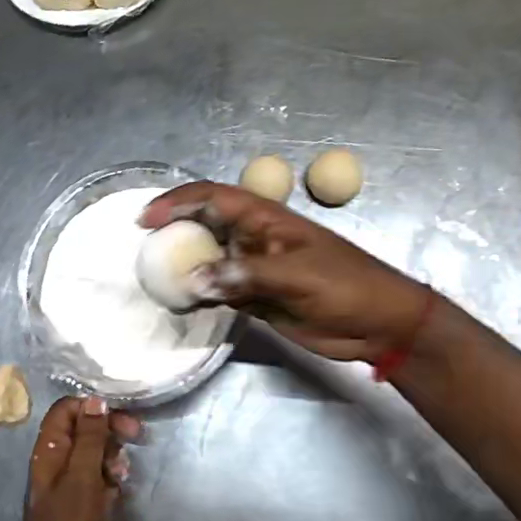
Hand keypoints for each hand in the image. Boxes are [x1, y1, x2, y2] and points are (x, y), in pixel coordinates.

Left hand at [6, 396, 140, 520]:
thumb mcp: (83, 479)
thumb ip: (88, 437)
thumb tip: (94, 398)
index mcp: (47, 455)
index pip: (66, 410)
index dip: (92, 406)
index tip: (121, 414)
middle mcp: (55, 467)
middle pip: (83, 429)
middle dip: (109, 430)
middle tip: (136, 435)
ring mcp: (69, 489)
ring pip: (94, 455)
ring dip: (112, 457)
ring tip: (123, 475)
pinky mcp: (83, 510)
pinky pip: (99, 481)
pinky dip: (112, 480)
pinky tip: (121, 492)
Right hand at [140, 181, 432, 362]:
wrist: (379, 323)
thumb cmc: (346, 285)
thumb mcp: (298, 275)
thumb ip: (246, 275)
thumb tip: (195, 279)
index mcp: (266, 219)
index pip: (214, 197)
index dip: (179, 201)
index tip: (147, 218)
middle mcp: (254, 237)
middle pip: (206, 224)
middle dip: (174, 230)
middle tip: (141, 249)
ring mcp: (254, 267)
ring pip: (210, 258)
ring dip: (184, 264)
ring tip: (152, 276)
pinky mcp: (257, 296)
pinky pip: (220, 289)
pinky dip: (200, 292)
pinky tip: (181, 301)